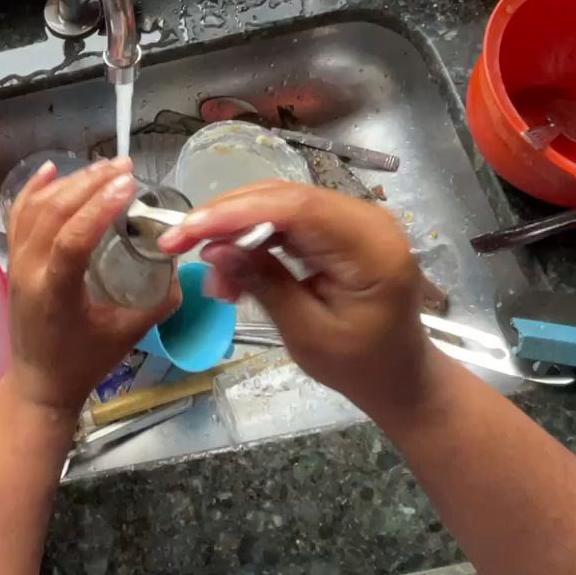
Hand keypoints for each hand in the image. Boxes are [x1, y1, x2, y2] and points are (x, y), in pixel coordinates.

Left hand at [4, 156, 180, 416]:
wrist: (40, 383)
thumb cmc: (83, 362)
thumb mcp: (128, 334)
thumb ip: (158, 299)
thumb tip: (182, 263)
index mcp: (55, 293)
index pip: (72, 239)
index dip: (99, 208)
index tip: (128, 184)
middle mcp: (29, 271)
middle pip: (53, 213)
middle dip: (89, 184)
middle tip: (124, 168)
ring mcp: (17, 263)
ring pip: (36, 209)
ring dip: (70, 183)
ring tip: (104, 167)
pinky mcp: (14, 260)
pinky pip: (20, 216)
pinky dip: (34, 190)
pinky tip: (52, 170)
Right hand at [157, 181, 438, 420]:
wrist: (399, 377)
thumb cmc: (362, 365)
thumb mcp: (308, 334)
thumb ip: (265, 285)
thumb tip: (214, 250)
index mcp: (370, 246)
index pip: (296, 208)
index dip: (236, 212)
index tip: (189, 230)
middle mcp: (362, 219)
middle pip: (280, 197)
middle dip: (223, 217)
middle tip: (176, 244)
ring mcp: (347, 220)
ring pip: (273, 205)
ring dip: (231, 232)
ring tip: (212, 280)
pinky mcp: (331, 229)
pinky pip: (280, 221)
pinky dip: (248, 242)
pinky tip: (229, 273)